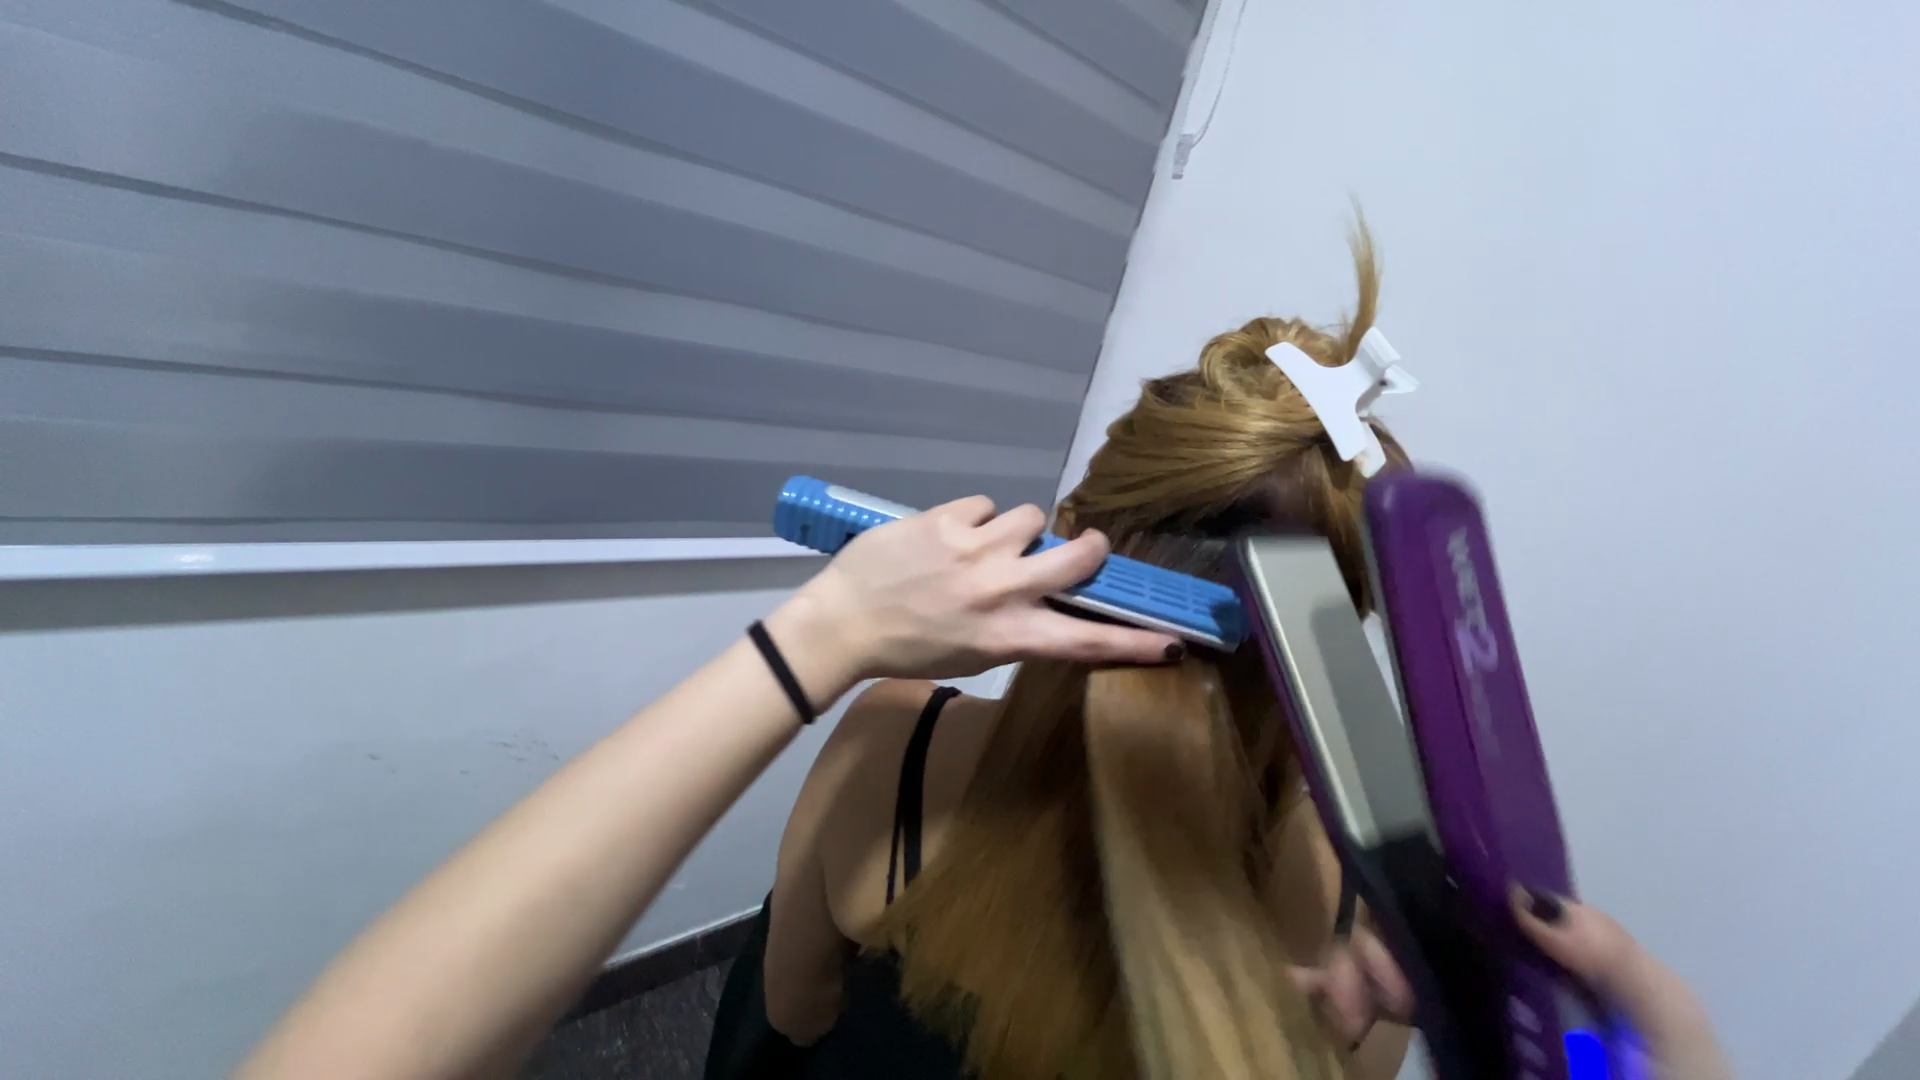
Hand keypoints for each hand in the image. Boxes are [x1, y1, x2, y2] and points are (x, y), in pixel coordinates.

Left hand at [766, 496, 1180, 693]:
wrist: (841, 624)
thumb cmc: (907, 649)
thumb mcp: (971, 653)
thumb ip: (1015, 626)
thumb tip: (1046, 591)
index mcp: (1006, 638)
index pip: (1083, 642)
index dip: (1132, 643)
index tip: (1171, 642)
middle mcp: (999, 593)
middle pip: (1076, 557)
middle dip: (1088, 547)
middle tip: (1084, 545)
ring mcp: (974, 551)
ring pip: (1028, 517)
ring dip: (1015, 529)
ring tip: (984, 543)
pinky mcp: (945, 520)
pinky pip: (984, 504)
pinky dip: (974, 518)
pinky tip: (948, 535)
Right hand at [1290, 888, 1732, 1079]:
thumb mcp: (1667, 1020)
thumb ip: (1614, 956)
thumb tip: (1518, 894)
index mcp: (1531, 950)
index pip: (1457, 901)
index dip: (1411, 896)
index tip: (1391, 927)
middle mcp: (1489, 971)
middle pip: (1407, 932)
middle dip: (1368, 946)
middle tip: (1356, 990)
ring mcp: (1464, 1013)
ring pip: (1382, 966)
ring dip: (1347, 971)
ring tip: (1340, 1008)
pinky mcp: (1447, 1049)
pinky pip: (1378, 1009)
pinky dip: (1336, 992)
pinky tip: (1315, 993)